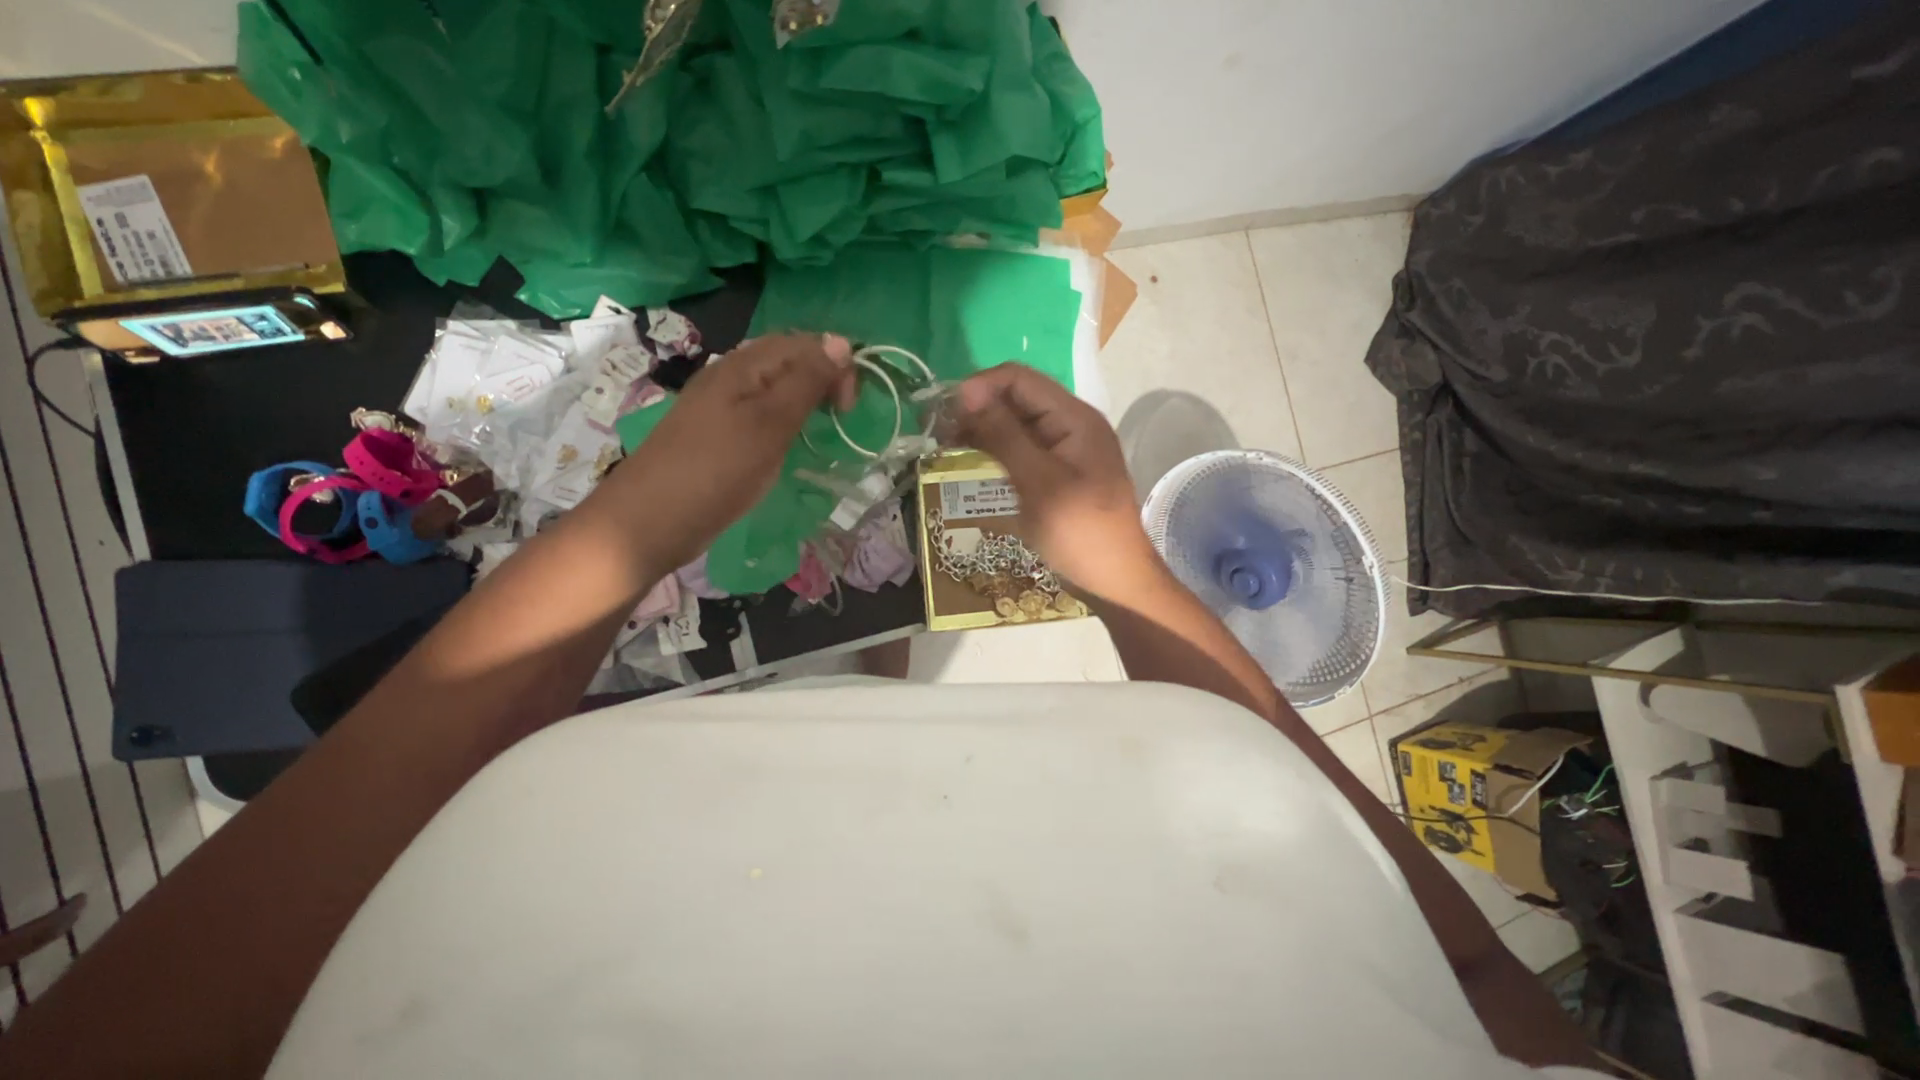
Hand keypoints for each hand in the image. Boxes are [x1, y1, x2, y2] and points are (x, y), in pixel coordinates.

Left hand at [606, 332, 855, 568]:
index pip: (803, 343)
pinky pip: (757, 414)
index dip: (836, 364)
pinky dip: (782, 421)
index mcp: (743, 365)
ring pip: (773, 387)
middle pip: (787, 360)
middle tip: (841, 416)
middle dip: (822, 378)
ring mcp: (718, 407)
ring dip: (803, 399)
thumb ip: (806, 382)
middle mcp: (729, 376)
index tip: (850, 408)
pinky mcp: (714, 436)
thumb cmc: (716, 470)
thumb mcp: (770, 424)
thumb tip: (841, 343)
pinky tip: (786, 445)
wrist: (649, 521)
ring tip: (820, 429)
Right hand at [952, 363, 1162, 596]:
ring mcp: (1066, 449)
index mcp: (1074, 418)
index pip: (1019, 379)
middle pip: (1018, 397)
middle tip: (938, 432)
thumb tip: (967, 393)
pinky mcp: (1058, 472)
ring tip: (947, 447)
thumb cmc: (1079, 531)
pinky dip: (996, 449)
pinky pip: (1023, 448)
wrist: (1115, 580)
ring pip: (1017, 423)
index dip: (980, 387)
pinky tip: (972, 462)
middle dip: (977, 407)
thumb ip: (1004, 434)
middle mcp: (1071, 424)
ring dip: (983, 428)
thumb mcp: (1038, 481)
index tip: (946, 414)